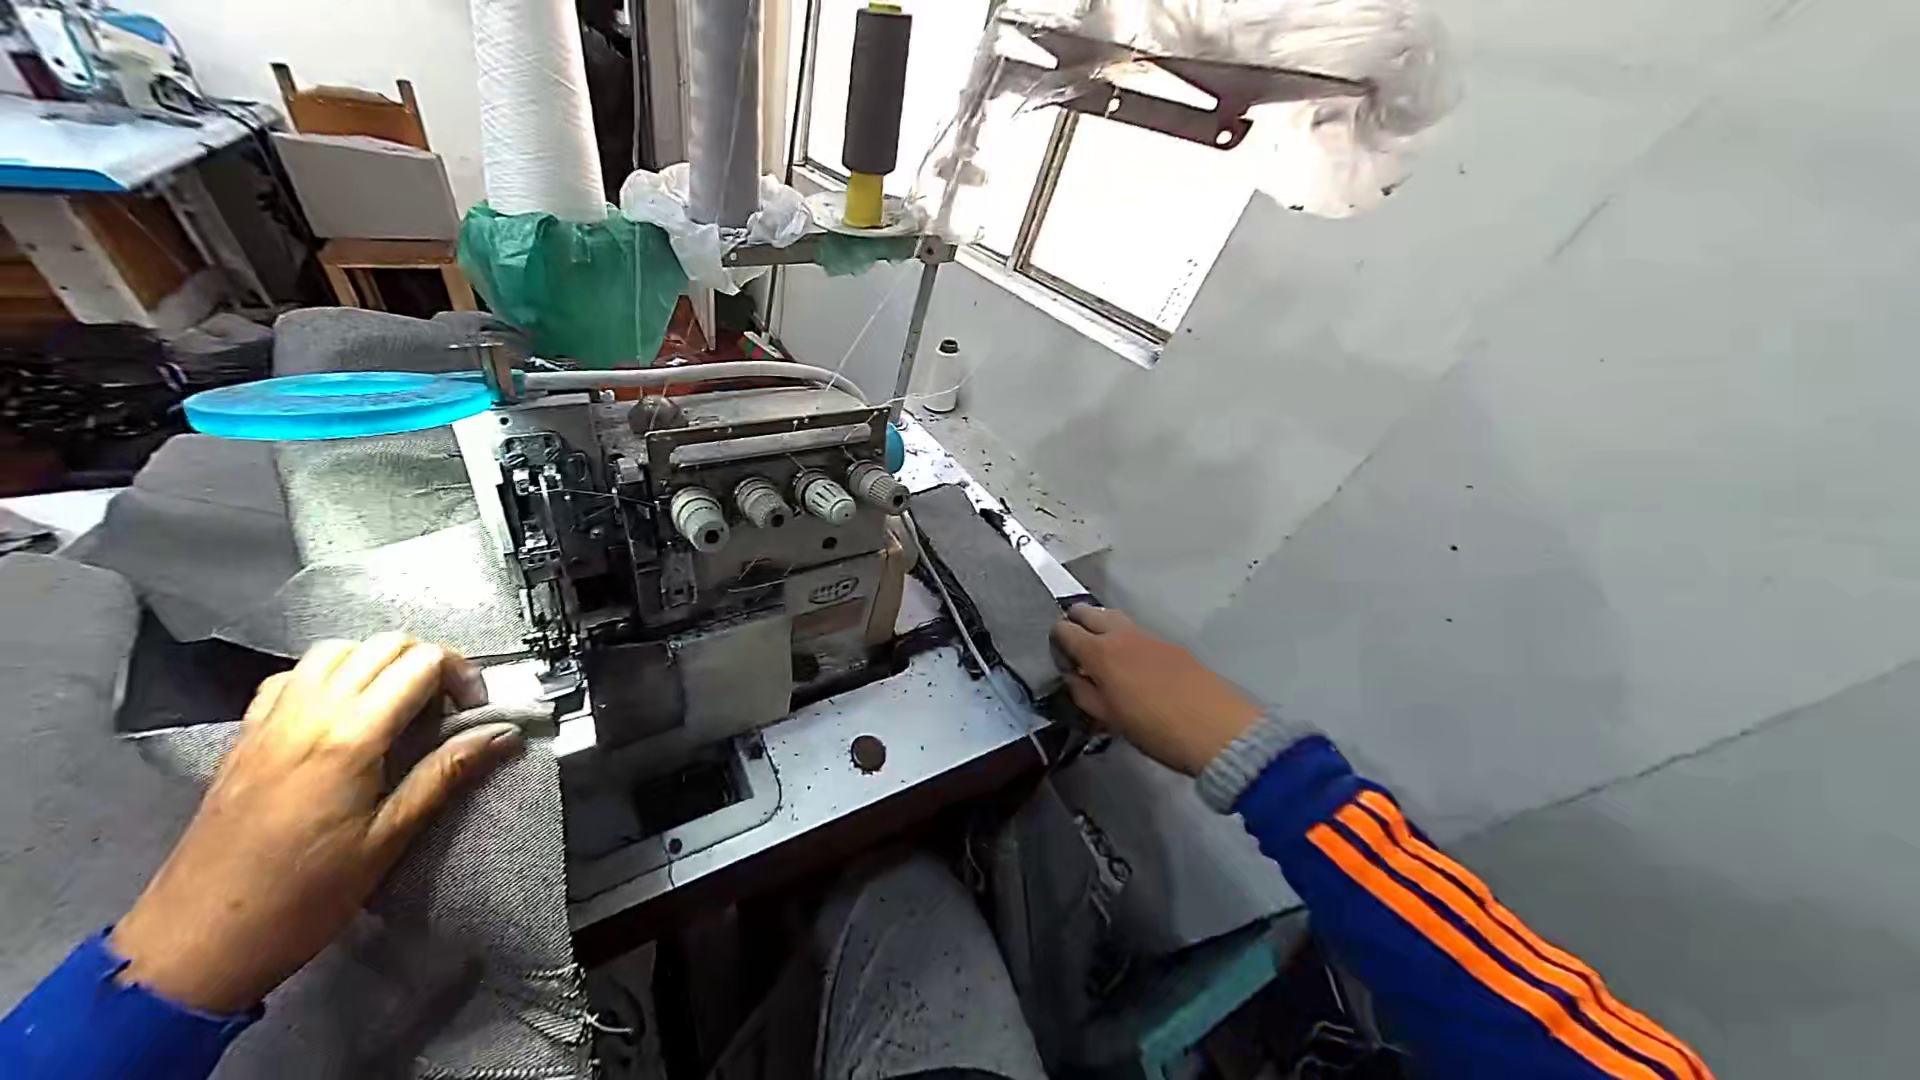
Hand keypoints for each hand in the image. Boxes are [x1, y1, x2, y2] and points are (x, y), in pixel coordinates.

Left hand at [110, 633, 525, 1013]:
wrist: (191, 947)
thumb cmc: (304, 897)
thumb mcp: (390, 837)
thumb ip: (448, 772)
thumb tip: (506, 732)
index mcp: (348, 740)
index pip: (420, 662)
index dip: (461, 675)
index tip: (472, 713)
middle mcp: (307, 717)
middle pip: (383, 645)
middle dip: (430, 662)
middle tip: (447, 706)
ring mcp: (269, 724)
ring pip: (337, 651)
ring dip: (381, 662)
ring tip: (402, 702)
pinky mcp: (245, 739)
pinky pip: (293, 678)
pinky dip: (332, 676)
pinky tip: (347, 711)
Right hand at [1051, 604, 1261, 775]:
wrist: (1216, 728)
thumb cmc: (1154, 728)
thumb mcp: (1108, 718)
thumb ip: (1083, 693)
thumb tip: (1073, 676)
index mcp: (1099, 651)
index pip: (1064, 629)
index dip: (1056, 642)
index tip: (1062, 662)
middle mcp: (1120, 633)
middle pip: (1086, 611)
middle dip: (1075, 623)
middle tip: (1077, 650)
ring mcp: (1147, 634)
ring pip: (1112, 616)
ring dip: (1100, 628)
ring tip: (1104, 657)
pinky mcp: (1169, 643)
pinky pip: (1134, 630)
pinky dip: (1123, 638)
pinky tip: (1131, 664)